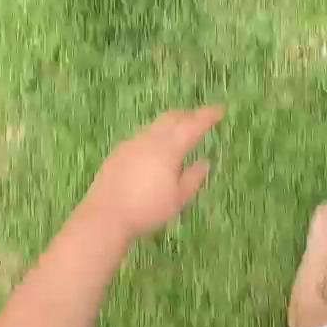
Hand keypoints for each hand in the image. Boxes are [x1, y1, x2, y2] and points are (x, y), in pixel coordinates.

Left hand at [80, 107, 224, 242]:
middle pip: (172, 118)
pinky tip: (155, 152)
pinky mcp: (119, 152)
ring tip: (180, 135)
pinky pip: (143, 137)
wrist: (105, 216)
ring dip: (171, 125)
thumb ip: (193, 178)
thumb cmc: (147, 210)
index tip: (220, 110)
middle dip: (188, 116)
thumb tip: (204, 162)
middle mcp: (150, 139)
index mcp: (169, 148)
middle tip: (200, 120)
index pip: (193, 125)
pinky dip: (156, 137)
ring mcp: (132, 143)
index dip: (208, 116)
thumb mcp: (178, 199)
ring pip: (156, 126)